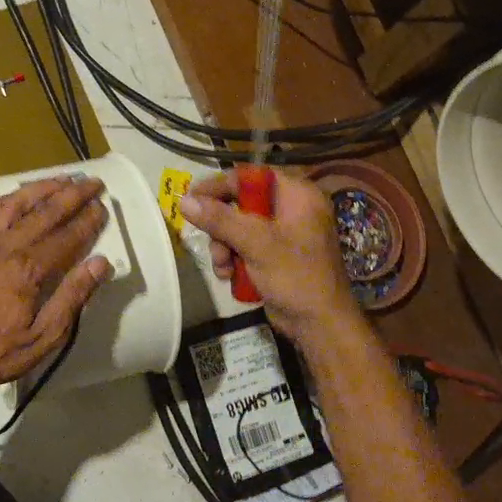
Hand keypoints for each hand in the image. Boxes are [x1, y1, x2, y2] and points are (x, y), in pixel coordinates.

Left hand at [0, 177, 114, 399]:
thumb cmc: (2, 352)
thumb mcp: (47, 335)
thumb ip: (74, 296)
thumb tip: (101, 263)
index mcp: (27, 269)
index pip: (66, 237)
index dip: (87, 221)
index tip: (103, 207)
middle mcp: (4, 248)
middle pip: (43, 213)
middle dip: (71, 195)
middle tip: (92, 181)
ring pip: (10, 206)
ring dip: (36, 189)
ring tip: (58, 179)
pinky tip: (4, 200)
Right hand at [180, 168, 359, 341]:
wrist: (319, 324)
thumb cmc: (295, 276)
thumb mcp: (256, 243)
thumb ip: (220, 220)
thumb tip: (183, 200)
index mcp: (297, 196)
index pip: (252, 176)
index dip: (220, 185)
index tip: (192, 197)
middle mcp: (291, 209)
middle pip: (241, 203)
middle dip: (221, 226)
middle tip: (209, 241)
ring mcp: (282, 234)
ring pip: (238, 227)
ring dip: (223, 246)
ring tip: (222, 265)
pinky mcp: (274, 256)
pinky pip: (244, 247)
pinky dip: (233, 258)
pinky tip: (228, 274)